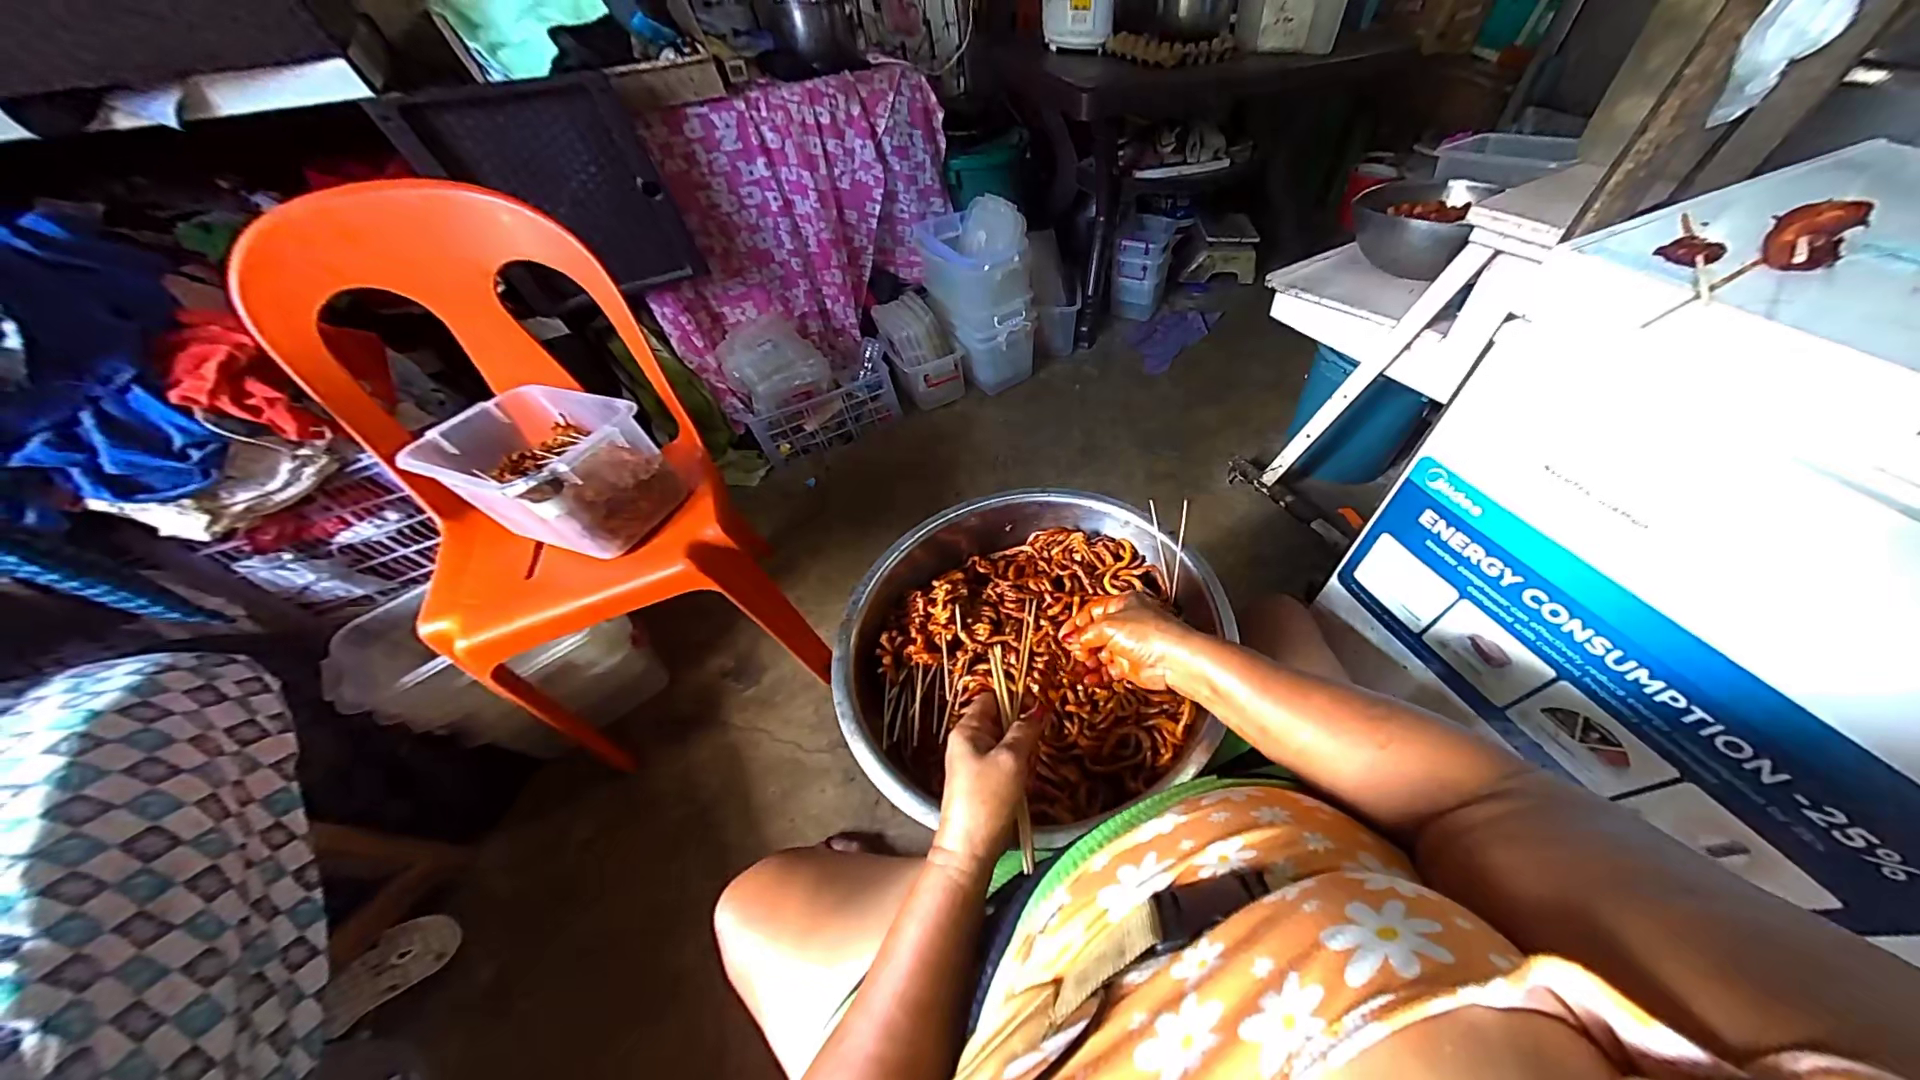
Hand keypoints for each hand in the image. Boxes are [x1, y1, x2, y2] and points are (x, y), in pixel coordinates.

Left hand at [932, 695, 1039, 866]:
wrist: (969, 849)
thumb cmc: (987, 799)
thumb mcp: (1011, 760)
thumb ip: (1025, 731)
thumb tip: (1038, 708)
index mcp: (966, 729)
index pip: (990, 698)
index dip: (1014, 698)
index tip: (1038, 708)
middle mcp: (967, 741)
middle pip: (999, 720)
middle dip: (1021, 728)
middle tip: (1037, 742)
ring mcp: (973, 762)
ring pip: (1005, 743)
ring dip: (1022, 751)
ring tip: (1029, 766)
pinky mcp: (981, 782)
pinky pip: (1004, 763)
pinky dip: (1017, 767)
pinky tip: (1024, 781)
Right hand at [1061, 593, 1201, 691]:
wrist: (1174, 660)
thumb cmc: (1146, 634)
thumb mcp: (1109, 627)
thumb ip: (1085, 633)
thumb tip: (1068, 638)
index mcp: (1121, 603)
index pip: (1091, 611)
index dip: (1076, 623)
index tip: (1063, 636)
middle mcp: (1124, 622)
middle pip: (1094, 632)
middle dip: (1082, 644)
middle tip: (1076, 653)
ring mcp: (1128, 644)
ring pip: (1100, 652)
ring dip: (1089, 660)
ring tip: (1083, 665)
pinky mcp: (1131, 665)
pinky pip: (1108, 669)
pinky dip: (1098, 674)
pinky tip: (1089, 678)